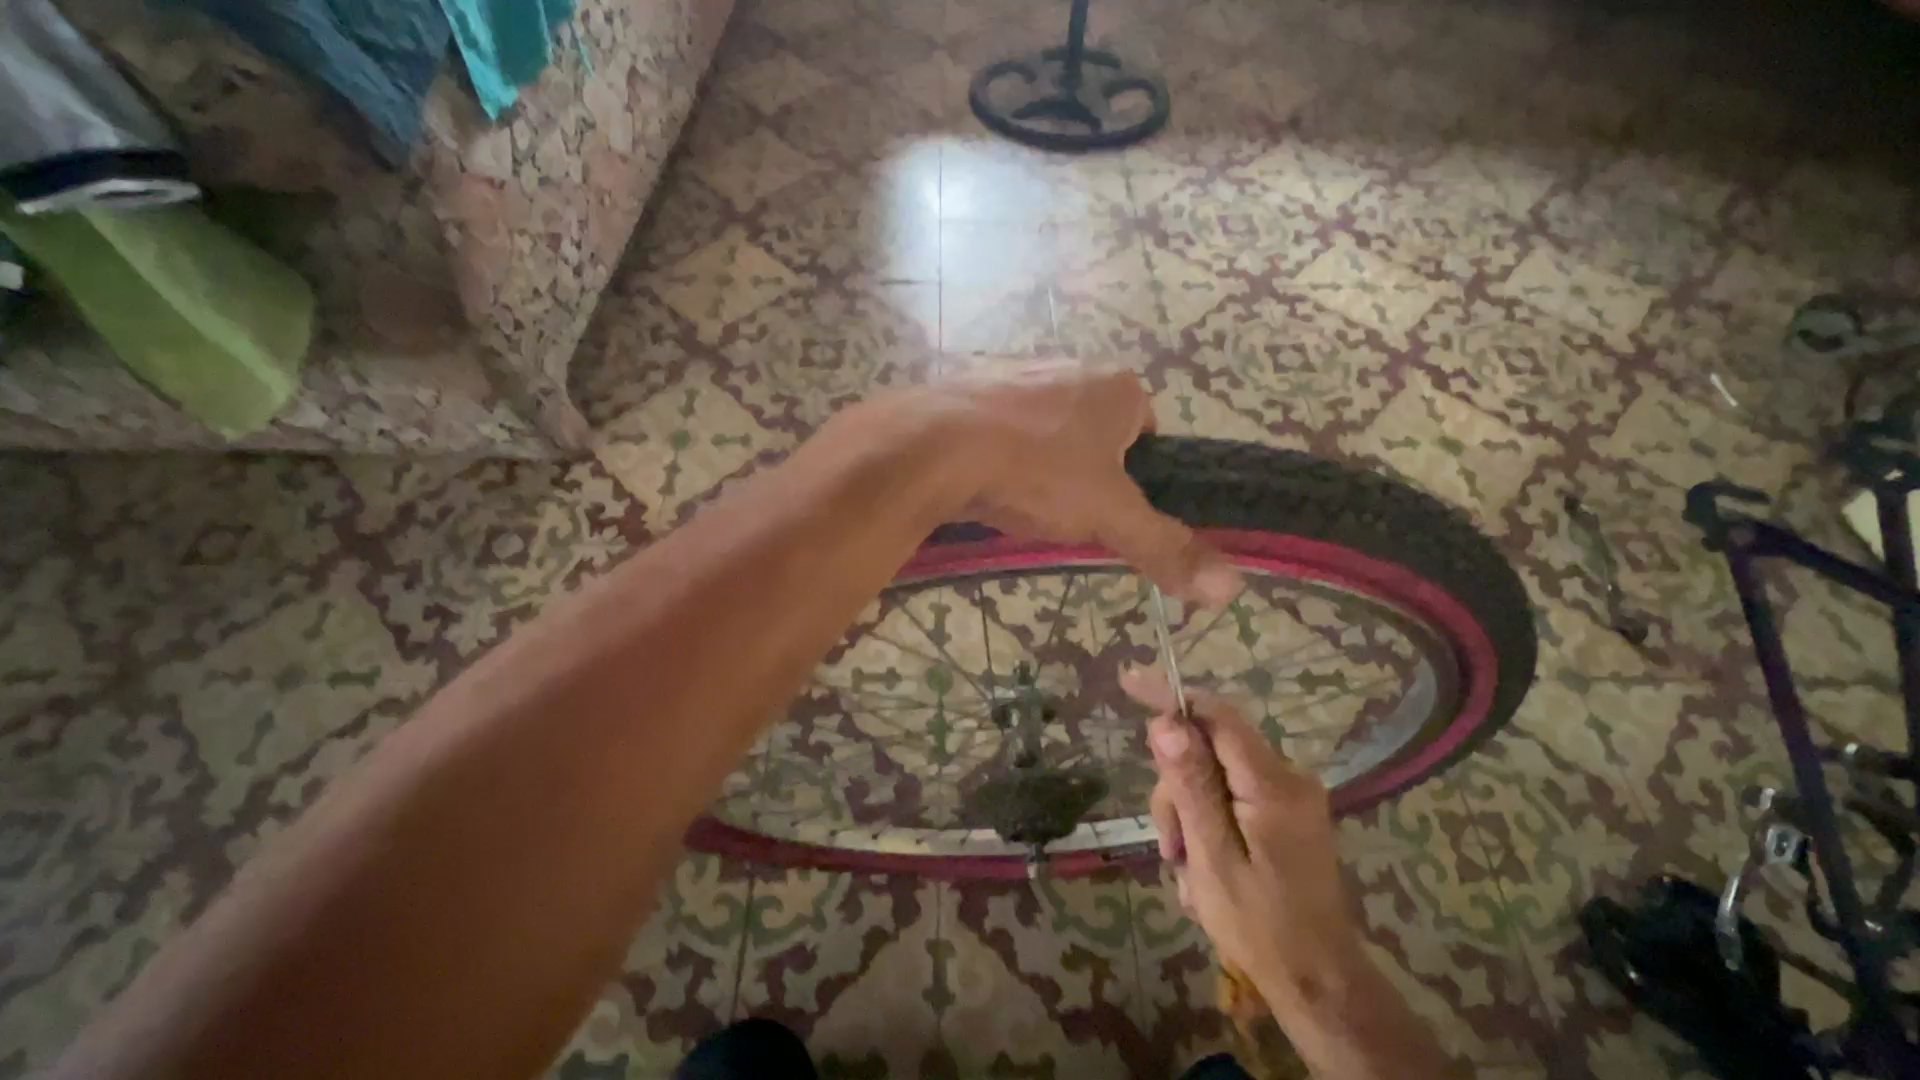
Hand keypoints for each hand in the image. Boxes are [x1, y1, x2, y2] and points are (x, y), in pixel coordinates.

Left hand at [902, 360, 1240, 605]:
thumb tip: (1230, 588)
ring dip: (1040, 462)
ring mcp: (1017, 371)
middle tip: (1064, 512)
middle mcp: (1072, 365)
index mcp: (1118, 386)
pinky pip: (999, 426)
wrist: (935, 446)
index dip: (1134, 476)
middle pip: (1094, 430)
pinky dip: (998, 453)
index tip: (1110, 510)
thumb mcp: (1110, 516)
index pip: (1146, 432)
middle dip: (1085, 471)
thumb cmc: (1037, 473)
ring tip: (1020, 501)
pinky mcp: (970, 386)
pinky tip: (982, 482)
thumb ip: (1167, 547)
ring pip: (1045, 428)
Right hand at [1120, 667, 1367, 1009]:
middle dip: (1177, 791)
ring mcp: (1290, 795)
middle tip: (1170, 847)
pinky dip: (1208, 826)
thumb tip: (1165, 723)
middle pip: (1209, 749)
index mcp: (1273, 785)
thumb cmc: (1261, 927)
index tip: (1128, 681)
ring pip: (1214, 776)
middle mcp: (1288, 777)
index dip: (1172, 696)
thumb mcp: (1212, 858)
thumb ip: (1190, 787)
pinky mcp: (1287, 813)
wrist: (1320, 982)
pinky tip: (1204, 871)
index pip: (1217, 716)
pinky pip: (1231, 797)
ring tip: (1188, 871)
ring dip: (1189, 816)